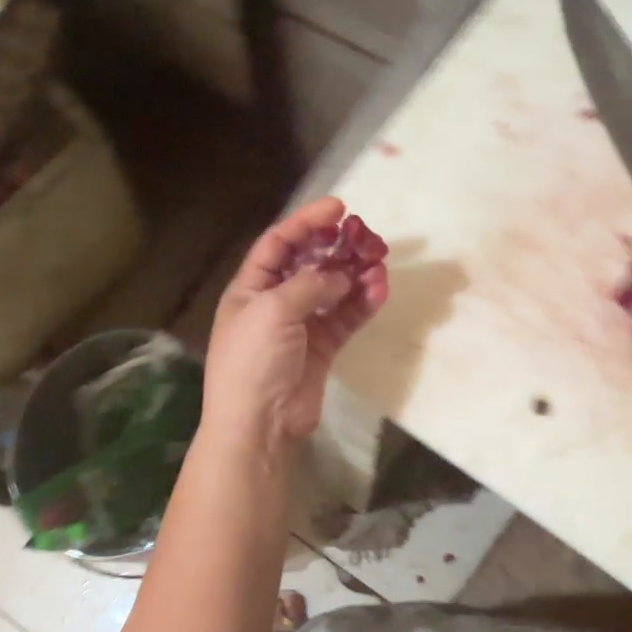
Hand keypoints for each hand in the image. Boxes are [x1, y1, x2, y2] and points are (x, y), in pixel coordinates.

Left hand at [202, 198, 389, 453]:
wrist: (259, 423)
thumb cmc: (253, 360)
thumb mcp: (273, 310)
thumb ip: (308, 283)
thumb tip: (340, 274)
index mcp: (251, 288)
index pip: (279, 243)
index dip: (306, 222)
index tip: (339, 208)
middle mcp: (275, 303)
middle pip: (310, 263)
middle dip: (338, 247)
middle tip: (367, 237)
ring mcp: (300, 327)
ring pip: (334, 290)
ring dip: (356, 274)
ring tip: (380, 263)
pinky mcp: (322, 350)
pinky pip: (346, 318)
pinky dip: (363, 303)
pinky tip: (380, 289)